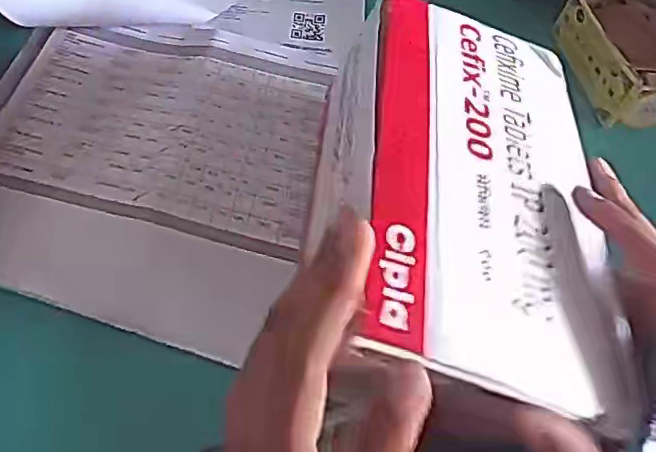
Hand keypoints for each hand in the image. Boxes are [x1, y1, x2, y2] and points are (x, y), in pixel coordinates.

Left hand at [225, 206, 431, 451]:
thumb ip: (387, 436)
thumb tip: (412, 377)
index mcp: (280, 428)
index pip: (310, 340)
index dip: (338, 278)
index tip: (359, 230)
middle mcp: (254, 412)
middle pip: (283, 326)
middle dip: (320, 268)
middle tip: (350, 225)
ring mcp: (243, 414)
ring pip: (271, 334)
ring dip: (307, 287)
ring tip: (339, 255)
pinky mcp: (244, 419)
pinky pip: (265, 352)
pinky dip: (295, 317)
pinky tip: (319, 312)